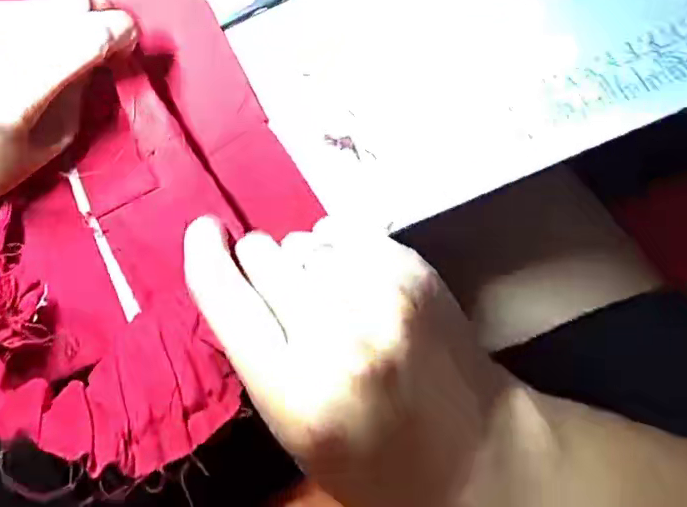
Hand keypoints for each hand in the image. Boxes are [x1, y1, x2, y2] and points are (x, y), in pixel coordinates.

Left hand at [0, 0, 136, 225]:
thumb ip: (84, 86)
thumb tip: (103, 49)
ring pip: (40, 1)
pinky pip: (7, 8)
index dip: (121, 32)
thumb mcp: (56, 139)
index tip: (126, 44)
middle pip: (70, 1)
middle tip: (98, 40)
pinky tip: (11, 53)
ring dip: (59, 21)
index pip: (92, 34)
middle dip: (96, 15)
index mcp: (20, 89)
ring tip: (50, 50)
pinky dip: (23, 25)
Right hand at [184, 215, 520, 506]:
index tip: (206, 232)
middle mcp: (337, 338)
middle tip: (293, 308)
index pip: (218, 287)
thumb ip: (246, 339)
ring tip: (335, 304)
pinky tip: (360, 286)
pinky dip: (339, 251)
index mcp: (295, 391)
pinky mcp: (411, 269)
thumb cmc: (366, 452)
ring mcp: (382, 298)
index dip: (203, 250)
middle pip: (259, 251)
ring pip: (300, 239)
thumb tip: (215, 250)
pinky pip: (337, 227)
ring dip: (305, 264)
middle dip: (264, 271)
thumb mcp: (287, 421)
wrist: (483, 460)